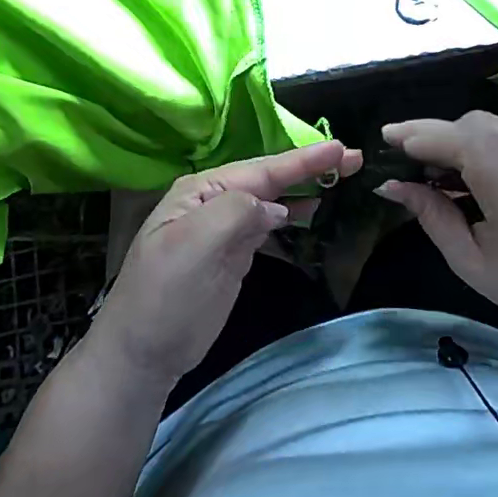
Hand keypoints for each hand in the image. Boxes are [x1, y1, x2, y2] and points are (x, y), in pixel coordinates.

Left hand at [90, 140, 362, 386]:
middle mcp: (212, 203)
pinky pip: (266, 227)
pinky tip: (308, 214)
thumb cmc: (165, 294)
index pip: (259, 170)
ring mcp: (223, 230)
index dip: (301, 159)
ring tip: (340, 179)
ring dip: (303, 189)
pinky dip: (290, 217)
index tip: (341, 147)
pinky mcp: (233, 256)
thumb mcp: (192, 244)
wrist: (144, 349)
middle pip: (268, 180)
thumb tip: (274, 205)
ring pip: (270, 201)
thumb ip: (234, 212)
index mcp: (200, 192)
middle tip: (354, 158)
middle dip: (308, 167)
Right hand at [376, 112, 497, 343]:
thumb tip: (391, 185)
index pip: (470, 146)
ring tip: (421, 162)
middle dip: (430, 131)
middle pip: (475, 125)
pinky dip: (469, 140)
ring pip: (486, 124)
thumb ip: (432, 218)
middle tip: (395, 150)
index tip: (388, 140)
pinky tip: (454, 167)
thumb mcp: (471, 265)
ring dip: (449, 134)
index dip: (426, 136)